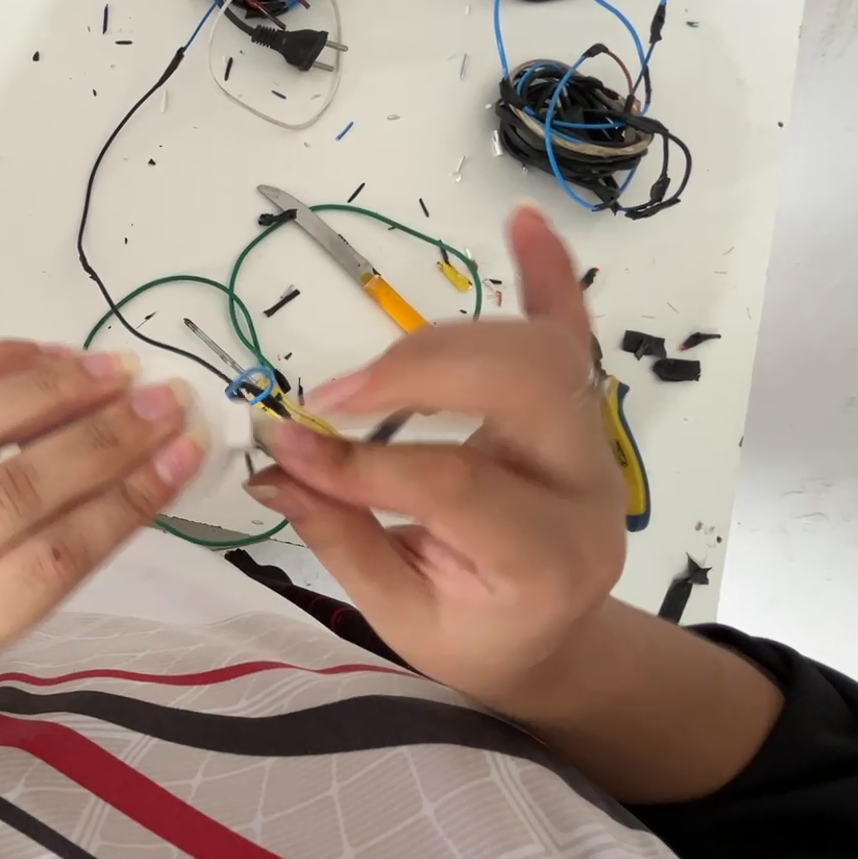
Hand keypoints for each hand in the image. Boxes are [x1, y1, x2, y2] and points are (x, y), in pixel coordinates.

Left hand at [0, 340, 204, 663]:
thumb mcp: (24, 606)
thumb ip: (80, 539)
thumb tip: (156, 455)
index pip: (56, 558)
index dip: (128, 501)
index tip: (187, 450)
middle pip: (15, 490)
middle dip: (102, 439)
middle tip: (164, 402)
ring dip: (53, 390)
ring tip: (117, 371)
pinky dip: (0, 363)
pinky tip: (56, 354)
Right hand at [246, 206, 626, 710]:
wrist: (550, 632)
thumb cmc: (471, 634)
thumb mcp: (396, 610)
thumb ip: (335, 533)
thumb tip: (269, 464)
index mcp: (544, 557)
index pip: (446, 485)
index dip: (353, 460)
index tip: (279, 443)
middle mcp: (583, 482)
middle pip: (521, 383)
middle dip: (412, 374)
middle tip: (331, 397)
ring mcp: (588, 437)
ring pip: (536, 347)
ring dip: (439, 341)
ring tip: (366, 373)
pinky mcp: (572, 409)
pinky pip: (569, 328)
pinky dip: (546, 273)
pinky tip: (520, 223)